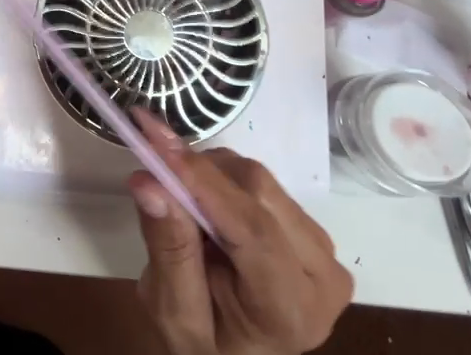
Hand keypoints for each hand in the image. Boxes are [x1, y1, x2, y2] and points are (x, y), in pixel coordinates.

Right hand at [129, 113, 351, 354]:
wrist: (240, 354)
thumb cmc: (204, 343)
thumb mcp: (172, 311)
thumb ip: (167, 249)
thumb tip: (147, 181)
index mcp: (290, 309)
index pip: (252, 230)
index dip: (201, 180)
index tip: (151, 136)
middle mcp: (322, 274)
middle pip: (257, 192)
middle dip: (197, 170)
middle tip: (149, 164)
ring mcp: (322, 250)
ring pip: (257, 179)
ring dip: (207, 173)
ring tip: (177, 199)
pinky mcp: (311, 231)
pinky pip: (260, 183)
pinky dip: (220, 178)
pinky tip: (201, 202)